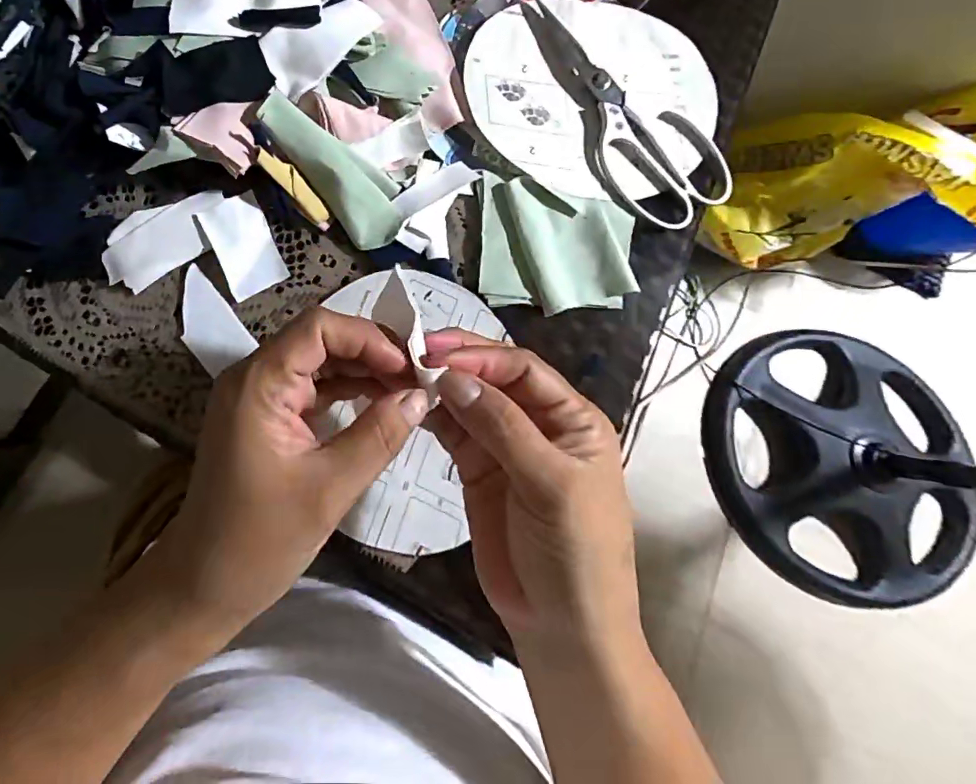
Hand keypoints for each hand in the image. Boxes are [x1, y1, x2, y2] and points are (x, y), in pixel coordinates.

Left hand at [143, 307, 430, 629]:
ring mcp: (254, 396)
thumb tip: (420, 395)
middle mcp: (252, 377)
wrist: (205, 578)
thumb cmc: (261, 538)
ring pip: (315, 363)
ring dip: (360, 371)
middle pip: (317, 340)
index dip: (368, 337)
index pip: (317, 328)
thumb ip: (378, 435)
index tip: (410, 366)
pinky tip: (380, 404)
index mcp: (258, 383)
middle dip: (370, 352)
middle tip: (421, 379)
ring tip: (410, 391)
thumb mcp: (329, 488)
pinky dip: (343, 392)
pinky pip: (307, 389)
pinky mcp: (263, 417)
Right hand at [422, 329, 638, 650]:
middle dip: (456, 362)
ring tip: (400, 373)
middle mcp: (538, 424)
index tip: (435, 352)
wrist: (561, 624)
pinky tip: (407, 402)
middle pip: (493, 378)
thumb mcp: (549, 484)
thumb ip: (502, 427)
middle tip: (411, 353)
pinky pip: (451, 429)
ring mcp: (503, 445)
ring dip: (438, 385)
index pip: (522, 370)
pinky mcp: (476, 467)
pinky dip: (430, 413)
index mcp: (572, 420)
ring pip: (467, 400)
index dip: (480, 356)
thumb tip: (452, 377)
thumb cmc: (574, 552)